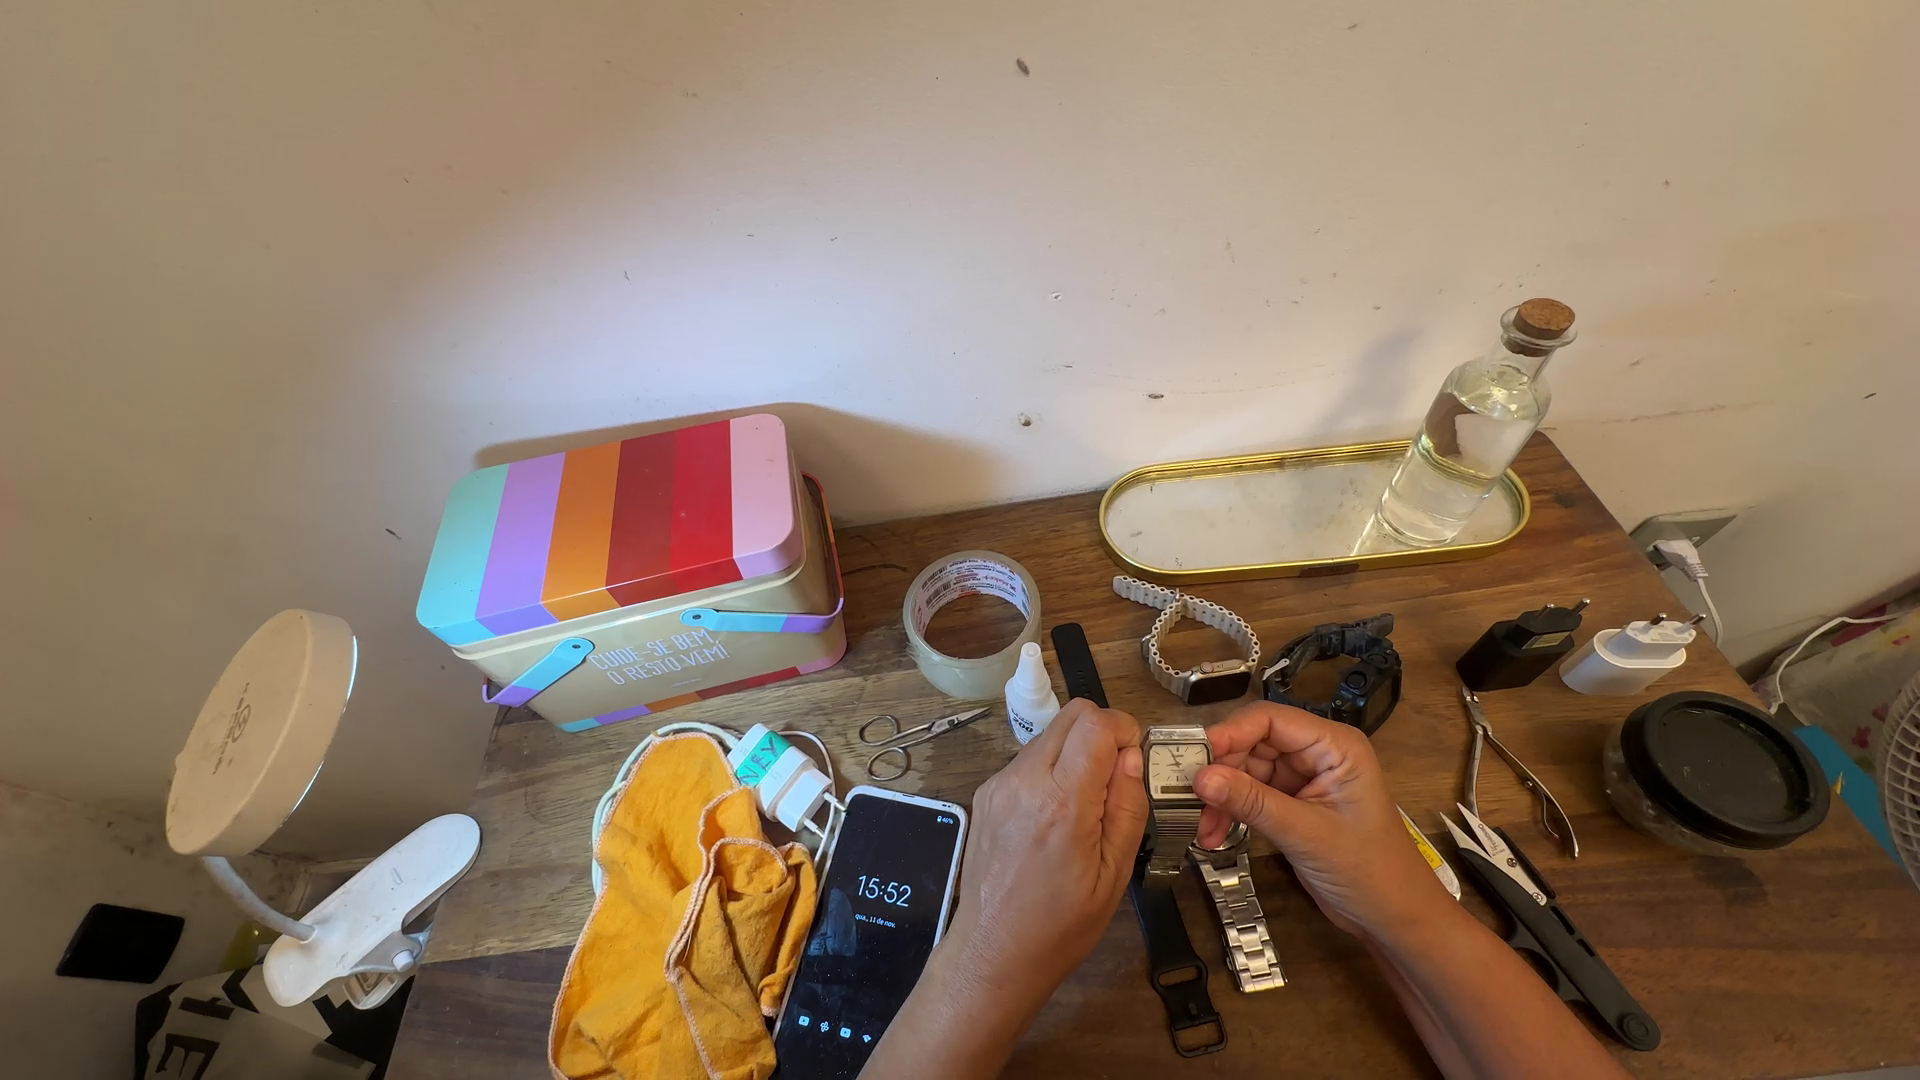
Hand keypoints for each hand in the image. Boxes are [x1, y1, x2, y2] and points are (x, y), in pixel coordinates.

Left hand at [941, 698, 1148, 999]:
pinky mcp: (986, 791)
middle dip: (1101, 731)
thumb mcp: (1114, 874)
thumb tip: (1133, 757)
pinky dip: (1049, 768)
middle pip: (1071, 714)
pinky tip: (1053, 813)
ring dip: (1074, 750)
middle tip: (1114, 776)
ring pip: (1049, 734)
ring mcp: (1000, 782)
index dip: (1123, 729)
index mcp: (1062, 801)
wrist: (993, 950)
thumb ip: (1127, 807)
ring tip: (1083, 802)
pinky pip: (1027, 759)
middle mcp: (1025, 780)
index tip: (1133, 759)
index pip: (1095, 722)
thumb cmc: (1059, 924)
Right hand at [1192, 701, 1451, 940]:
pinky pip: (1249, 794)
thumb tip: (1200, 778)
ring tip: (1204, 826)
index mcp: (1333, 746)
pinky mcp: (1290, 802)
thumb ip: (1252, 802)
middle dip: (1222, 771)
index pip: (1270, 719)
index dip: (1230, 732)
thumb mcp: (1306, 834)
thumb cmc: (1369, 872)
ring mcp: (1302, 778)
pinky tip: (1215, 834)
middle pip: (1251, 743)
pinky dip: (1230, 812)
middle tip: (1192, 797)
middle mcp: (1315, 753)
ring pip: (1244, 770)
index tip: (1197, 756)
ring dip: (1221, 797)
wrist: (1397, 922)